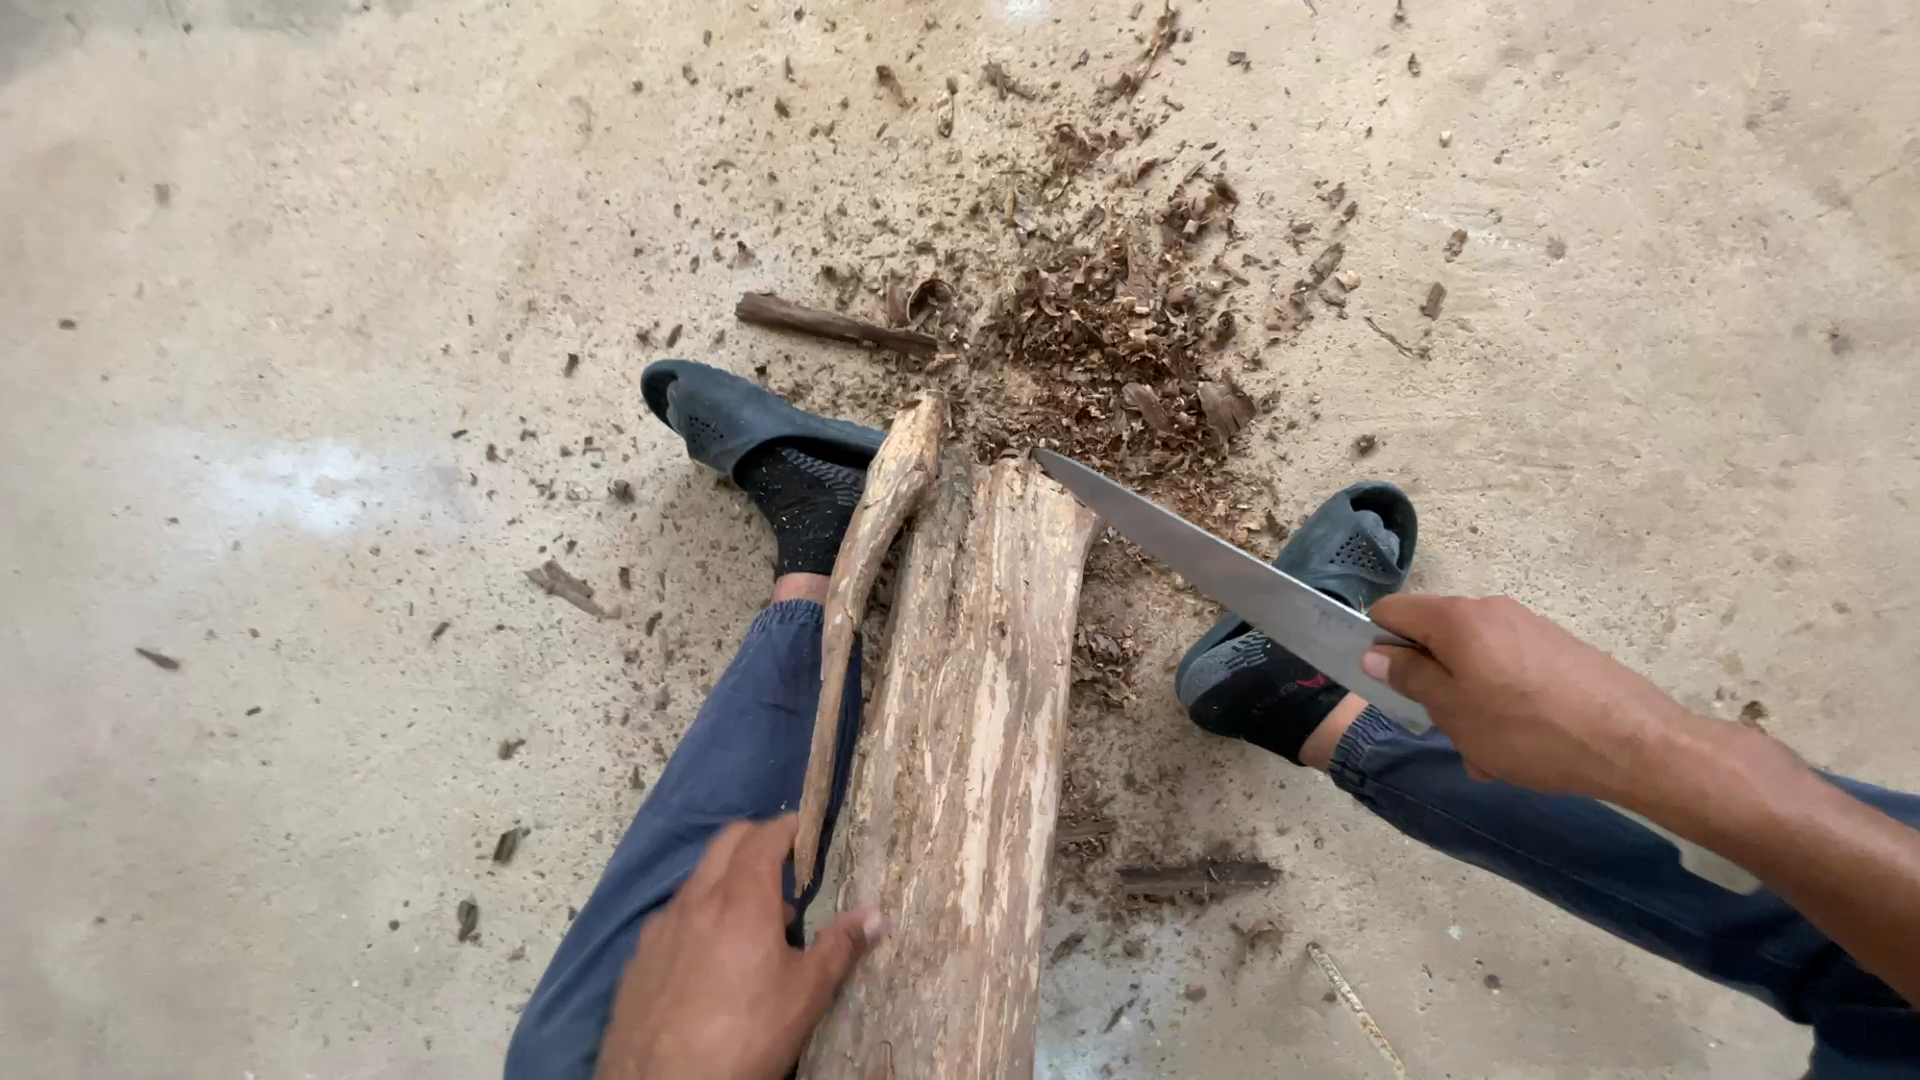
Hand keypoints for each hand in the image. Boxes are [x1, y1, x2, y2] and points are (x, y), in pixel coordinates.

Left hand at [594, 816, 885, 1079]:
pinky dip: (699, 913)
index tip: (808, 828)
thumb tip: (876, 914)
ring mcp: (661, 927)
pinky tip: (710, 955)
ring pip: (698, 876)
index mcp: (742, 899)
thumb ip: (840, 947)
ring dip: (728, 877)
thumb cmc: (744, 1038)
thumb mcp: (805, 996)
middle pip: (727, 840)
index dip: (789, 826)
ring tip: (754, 917)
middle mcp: (698, 900)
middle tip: (785, 862)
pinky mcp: (638, 958)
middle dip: (758, 839)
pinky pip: (674, 915)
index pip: (765, 836)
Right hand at [1360, 595, 1691, 799]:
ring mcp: (1529, 626)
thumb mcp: (1452, 710)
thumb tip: (1374, 653)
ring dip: (1463, 694)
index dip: (1378, 645)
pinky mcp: (1559, 648)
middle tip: (1440, 724)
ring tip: (1484, 745)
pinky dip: (1498, 696)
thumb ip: (1407, 676)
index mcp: (1457, 617)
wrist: (1641, 747)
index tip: (1391, 684)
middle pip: (1432, 634)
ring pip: (1470, 656)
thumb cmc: (1529, 729)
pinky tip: (1518, 740)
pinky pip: (1506, 666)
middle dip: (1427, 676)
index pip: (1389, 611)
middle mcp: (1490, 609)